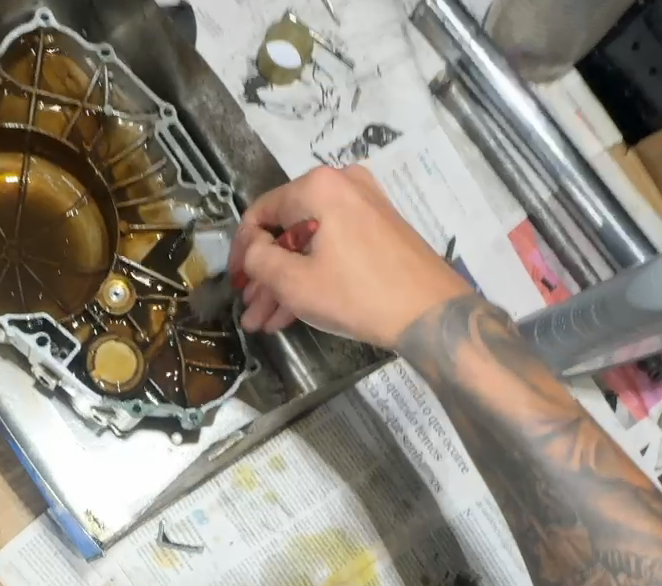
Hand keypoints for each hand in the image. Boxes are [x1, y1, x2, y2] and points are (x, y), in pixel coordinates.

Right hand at [233, 165, 471, 349]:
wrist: (428, 311)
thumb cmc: (355, 294)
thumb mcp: (293, 282)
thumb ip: (258, 261)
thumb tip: (250, 250)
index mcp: (316, 188)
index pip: (260, 213)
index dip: (239, 251)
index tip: (234, 283)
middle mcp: (340, 185)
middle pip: (286, 232)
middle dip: (264, 276)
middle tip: (249, 310)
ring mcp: (363, 206)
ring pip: (308, 245)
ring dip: (284, 283)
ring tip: (264, 322)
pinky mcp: (377, 229)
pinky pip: (330, 248)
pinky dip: (310, 276)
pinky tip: (291, 313)